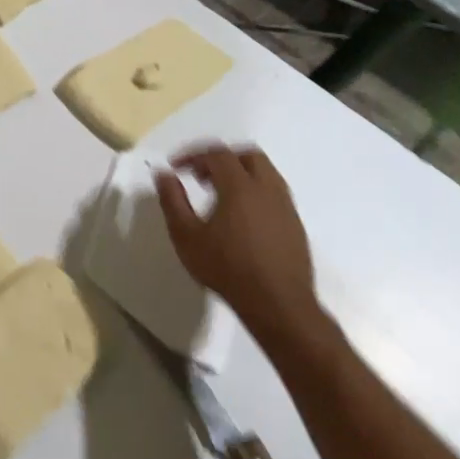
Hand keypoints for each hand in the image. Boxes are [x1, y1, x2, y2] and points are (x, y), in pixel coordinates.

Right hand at [155, 145, 320, 340]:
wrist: (278, 305)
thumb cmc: (226, 268)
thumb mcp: (186, 235)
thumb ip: (172, 200)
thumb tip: (163, 174)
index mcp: (240, 187)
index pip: (217, 154)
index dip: (193, 155)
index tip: (176, 168)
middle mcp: (268, 189)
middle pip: (248, 155)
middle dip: (221, 158)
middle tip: (200, 175)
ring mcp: (287, 207)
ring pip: (266, 173)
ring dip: (241, 173)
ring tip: (218, 194)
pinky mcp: (296, 225)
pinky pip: (275, 193)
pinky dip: (255, 191)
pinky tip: (240, 217)